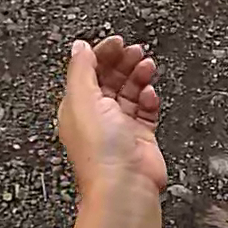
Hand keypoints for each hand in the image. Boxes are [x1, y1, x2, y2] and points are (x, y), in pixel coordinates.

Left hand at [58, 35, 166, 195]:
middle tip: (136, 51)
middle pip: (110, 79)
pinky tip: (150, 93)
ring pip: (129, 92)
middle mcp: (97, 116)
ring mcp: (120, 126)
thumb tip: (79, 47)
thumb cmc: (101, 151)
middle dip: (122, 62)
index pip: (88, 71)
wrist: (125, 184)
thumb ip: (81, 69)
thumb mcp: (82, 98)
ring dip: (138, 75)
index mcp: (77, 106)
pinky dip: (148, 99)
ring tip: (147, 66)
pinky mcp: (140, 137)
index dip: (102, 54)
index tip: (118, 42)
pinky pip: (146, 111)